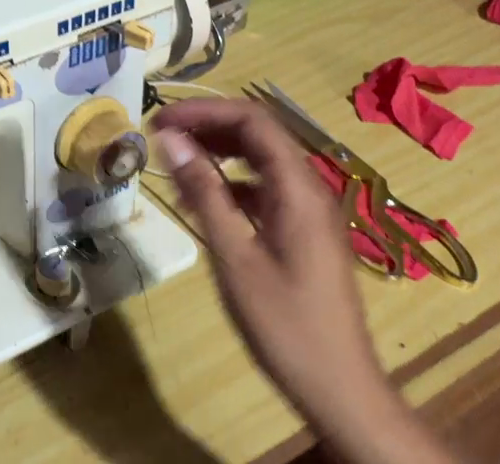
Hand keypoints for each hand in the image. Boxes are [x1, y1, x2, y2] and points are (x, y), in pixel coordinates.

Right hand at [150, 99, 457, 463]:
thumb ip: (204, 193)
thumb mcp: (234, 257)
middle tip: (159, 135)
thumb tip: (171, 139)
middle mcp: (309, 191)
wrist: (340, 387)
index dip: (203, 111)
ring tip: (173, 161)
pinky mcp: (303, 233)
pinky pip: (264, 187)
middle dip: (207, 125)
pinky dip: (229, 180)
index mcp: (299, 191)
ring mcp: (309, 212)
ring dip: (216, 150)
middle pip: (259, 134)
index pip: (253, 121)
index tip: (158, 120)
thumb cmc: (284, 323)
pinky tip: (200, 198)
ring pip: (261, 159)